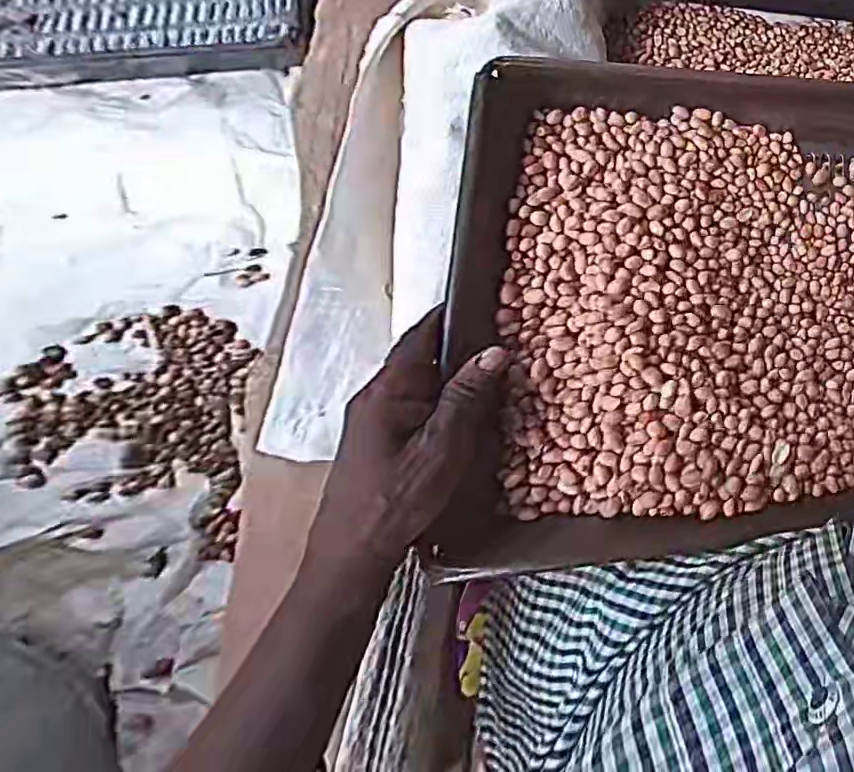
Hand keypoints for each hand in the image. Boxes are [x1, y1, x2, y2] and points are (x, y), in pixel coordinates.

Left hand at [301, 306, 506, 591]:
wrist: (351, 556)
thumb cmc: (396, 500)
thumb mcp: (441, 446)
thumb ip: (467, 395)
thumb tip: (495, 351)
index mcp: (387, 390)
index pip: (420, 334)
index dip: (450, 313)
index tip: (483, 298)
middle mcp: (376, 396)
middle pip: (422, 354)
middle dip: (460, 342)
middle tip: (502, 334)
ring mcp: (376, 417)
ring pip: (422, 379)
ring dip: (454, 371)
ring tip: (495, 368)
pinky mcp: (381, 436)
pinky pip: (419, 400)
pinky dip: (446, 394)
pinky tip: (470, 407)